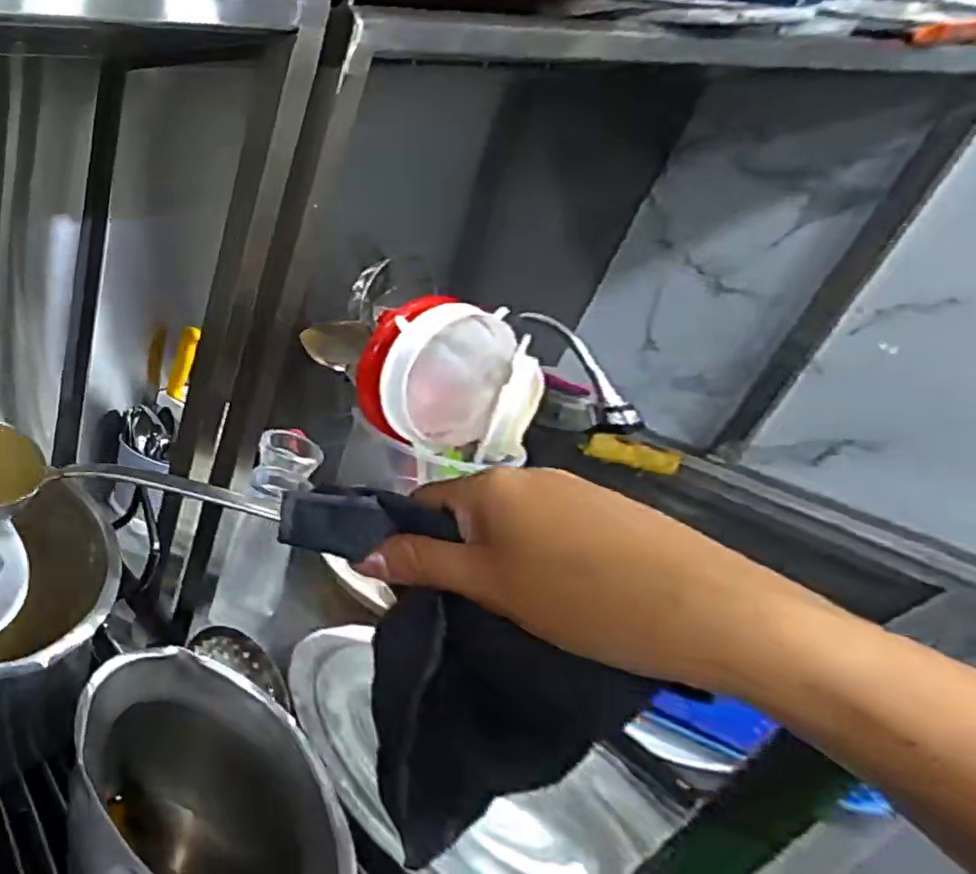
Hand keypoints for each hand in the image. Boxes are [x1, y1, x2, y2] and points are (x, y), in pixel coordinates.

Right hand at [355, 467, 846, 692]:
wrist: (733, 619)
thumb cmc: (588, 600)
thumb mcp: (491, 587)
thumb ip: (421, 563)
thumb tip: (362, 552)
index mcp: (489, 484)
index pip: (422, 502)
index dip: (415, 542)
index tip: (428, 586)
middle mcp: (529, 474)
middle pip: (470, 511)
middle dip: (464, 551)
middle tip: (483, 601)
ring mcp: (580, 490)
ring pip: (516, 522)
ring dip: (509, 555)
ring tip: (535, 603)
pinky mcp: (621, 512)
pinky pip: (560, 529)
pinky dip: (553, 556)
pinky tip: (581, 594)